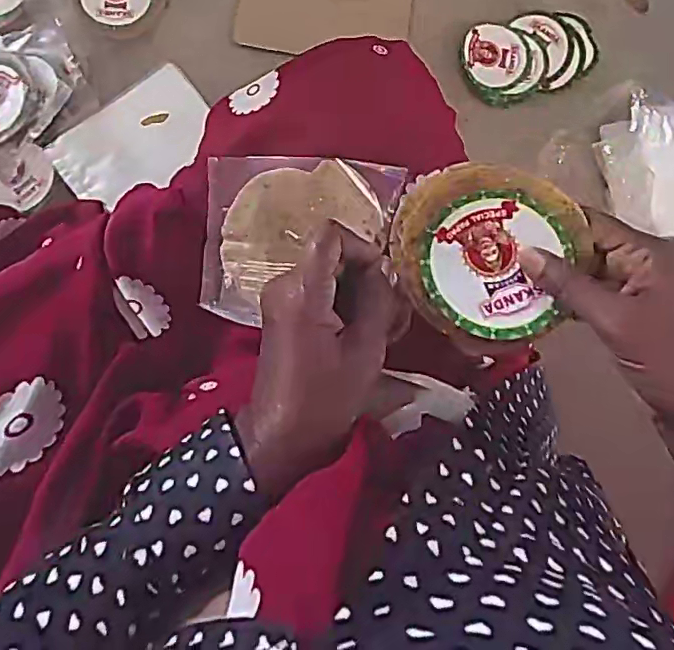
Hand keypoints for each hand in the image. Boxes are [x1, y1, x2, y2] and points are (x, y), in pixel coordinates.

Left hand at [237, 221, 407, 496]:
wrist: (279, 439)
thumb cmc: (324, 400)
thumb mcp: (365, 350)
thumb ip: (379, 300)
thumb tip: (385, 270)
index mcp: (301, 290)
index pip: (331, 234)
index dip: (364, 247)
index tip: (384, 277)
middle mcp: (285, 284)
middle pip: (335, 255)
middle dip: (368, 277)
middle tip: (393, 312)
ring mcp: (282, 297)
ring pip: (331, 274)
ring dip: (361, 294)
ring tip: (385, 330)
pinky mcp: (285, 312)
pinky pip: (321, 291)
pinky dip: (346, 305)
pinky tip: (366, 336)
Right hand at [521, 210, 673, 509]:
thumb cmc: (670, 361)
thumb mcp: (614, 320)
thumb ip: (569, 284)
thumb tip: (525, 252)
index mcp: (648, 253)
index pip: (593, 222)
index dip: (554, 219)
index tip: (515, 218)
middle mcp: (643, 264)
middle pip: (588, 245)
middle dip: (548, 247)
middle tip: (504, 247)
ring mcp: (637, 291)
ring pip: (587, 272)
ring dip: (554, 274)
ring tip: (510, 270)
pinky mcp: (630, 315)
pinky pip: (591, 295)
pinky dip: (566, 297)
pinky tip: (534, 299)